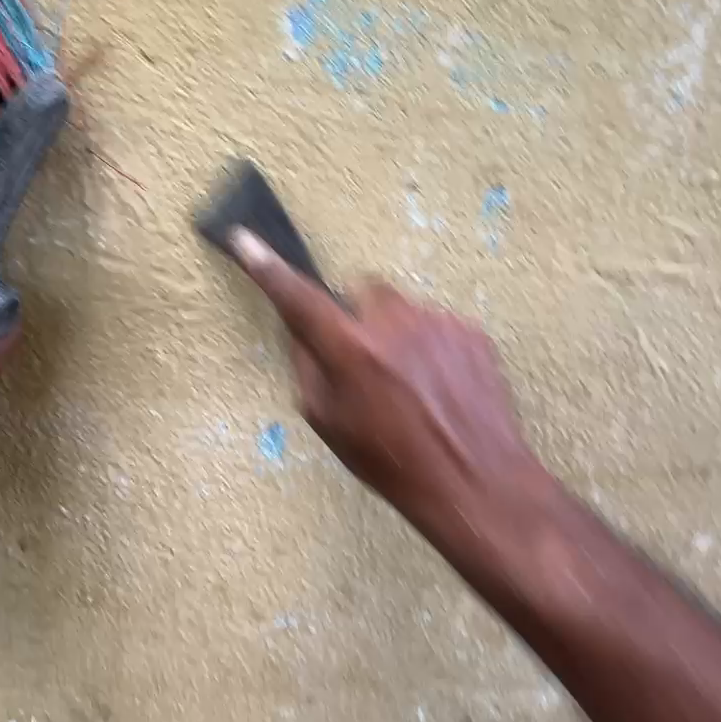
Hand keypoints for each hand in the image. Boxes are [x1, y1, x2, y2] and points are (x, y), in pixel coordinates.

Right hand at [228, 228, 547, 524]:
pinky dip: (429, 345)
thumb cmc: (390, 461)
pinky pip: (435, 323)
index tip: (244, 238)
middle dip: (356, 316)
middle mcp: (393, 322)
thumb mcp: (328, 422)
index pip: (297, 296)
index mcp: (350, 348)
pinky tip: (440, 386)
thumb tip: (303, 331)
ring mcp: (438, 322)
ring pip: (400, 308)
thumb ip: (308, 365)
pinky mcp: (471, 330)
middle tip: (365, 362)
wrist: (476, 483)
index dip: (265, 266)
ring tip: (411, 383)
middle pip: (359, 292)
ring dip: (395, 332)